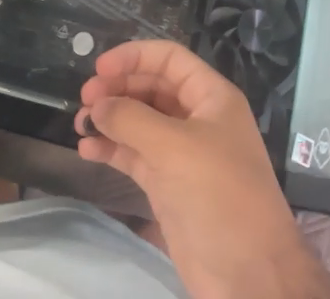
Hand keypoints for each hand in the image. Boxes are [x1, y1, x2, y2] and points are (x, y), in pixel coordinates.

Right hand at [76, 41, 329, 298]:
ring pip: (140, 122)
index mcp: (212, 97)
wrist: (249, 273)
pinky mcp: (169, 185)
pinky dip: (111, 149)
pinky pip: (135, 155)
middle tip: (84, 99)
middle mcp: (198, 119)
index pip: (170, 59)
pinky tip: (87, 150)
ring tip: (80, 124)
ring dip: (111, 119)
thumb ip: (132, 119)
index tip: (98, 68)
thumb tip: (98, 104)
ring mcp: (183, 153)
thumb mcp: (176, 147)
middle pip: (152, 87)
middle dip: (118, 88)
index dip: (134, 56)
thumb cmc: (220, 195)